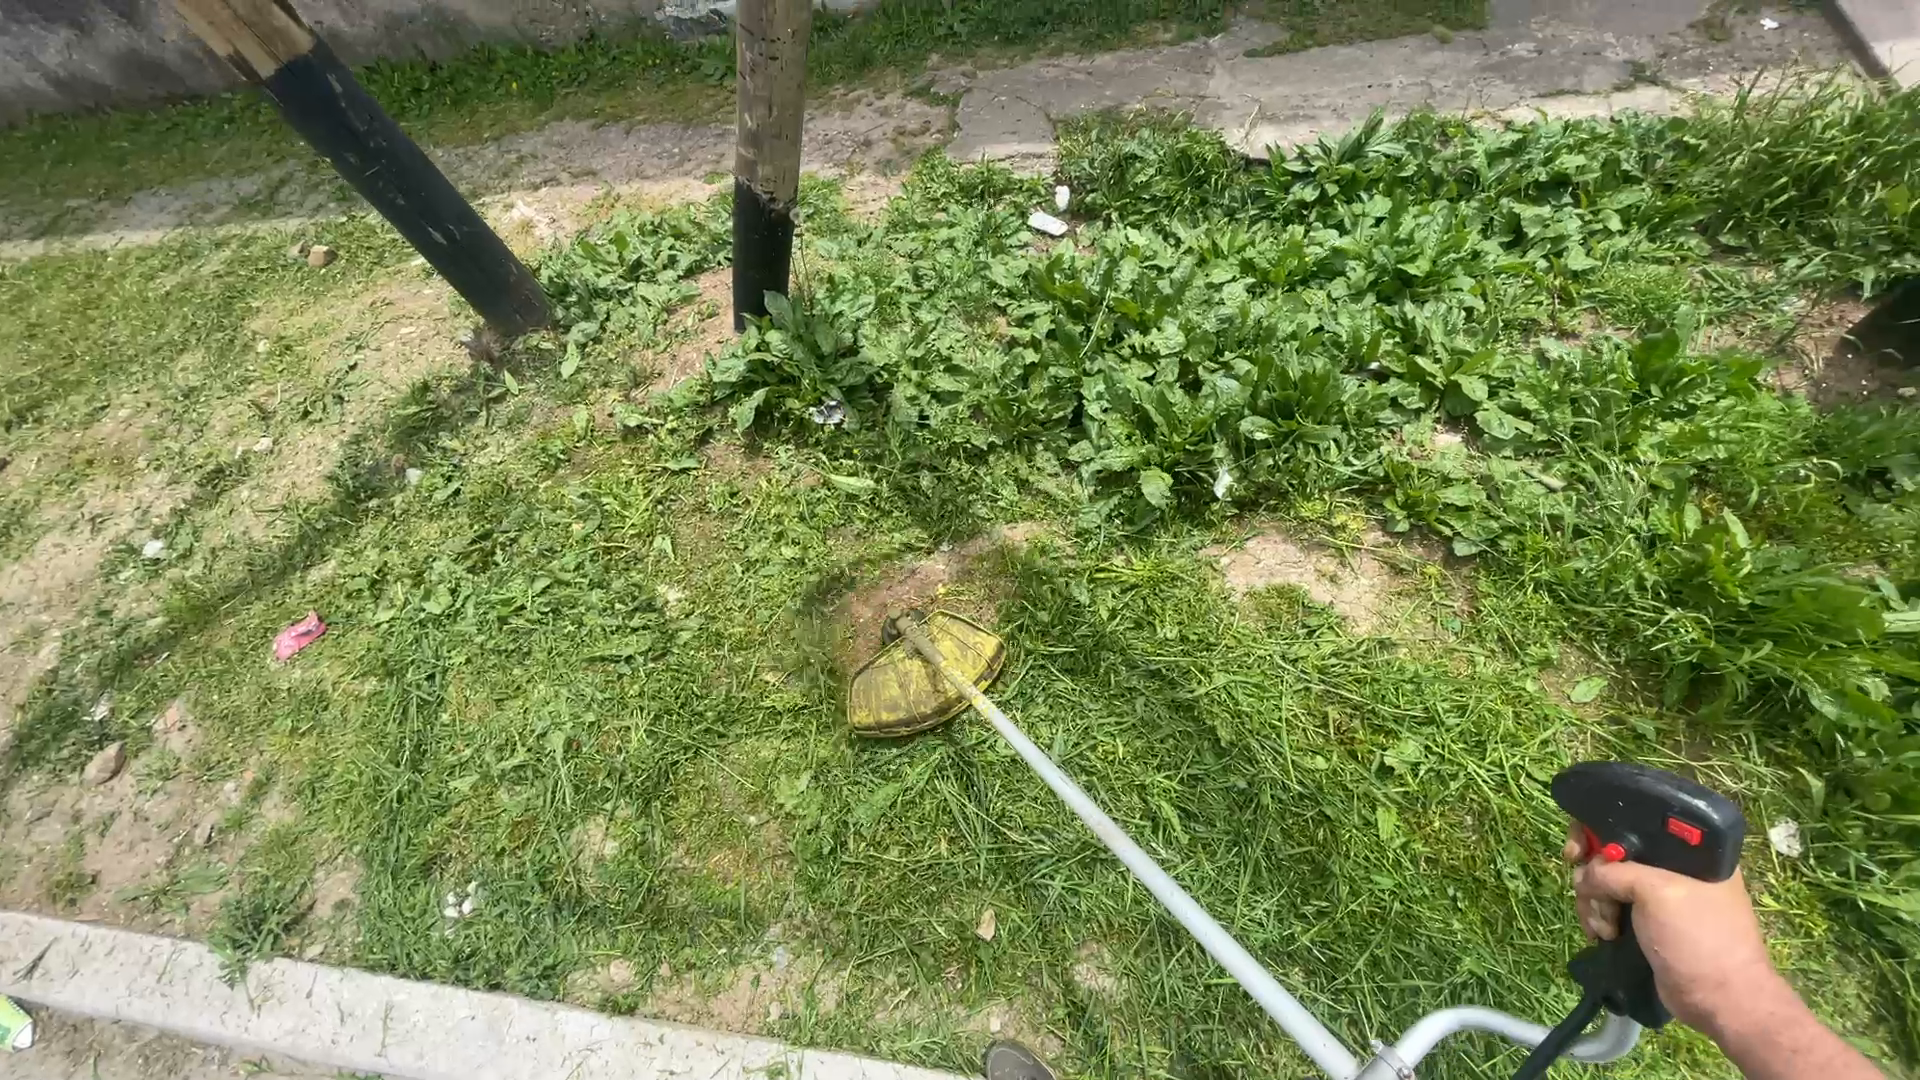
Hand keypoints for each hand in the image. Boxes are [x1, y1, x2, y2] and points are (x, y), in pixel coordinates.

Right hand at [1562, 828, 1784, 1036]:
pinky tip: (1601, 934)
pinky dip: (1596, 916)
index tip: (1580, 850)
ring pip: (1601, 881)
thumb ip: (1610, 871)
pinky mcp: (1643, 920)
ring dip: (1593, 902)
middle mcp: (1671, 870)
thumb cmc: (1698, 937)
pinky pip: (1604, 904)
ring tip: (1604, 927)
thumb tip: (1584, 878)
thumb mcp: (1655, 891)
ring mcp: (1656, 897)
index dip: (1597, 831)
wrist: (1720, 1001)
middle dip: (1591, 874)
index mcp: (1689, 854)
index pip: (1631, 824)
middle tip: (1585, 888)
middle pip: (1608, 854)